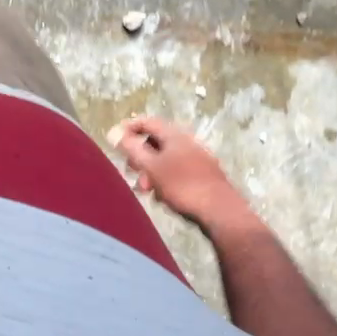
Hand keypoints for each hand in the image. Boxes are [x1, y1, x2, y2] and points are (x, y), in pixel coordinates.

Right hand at [111, 116, 250, 228]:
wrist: (223, 213)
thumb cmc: (183, 186)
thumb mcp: (151, 166)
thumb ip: (131, 148)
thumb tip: (113, 132)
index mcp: (175, 135)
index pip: (146, 122)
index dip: (128, 128)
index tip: (115, 141)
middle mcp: (188, 142)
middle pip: (156, 141)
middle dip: (140, 154)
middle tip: (131, 169)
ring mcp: (199, 159)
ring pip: (167, 158)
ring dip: (152, 170)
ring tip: (146, 189)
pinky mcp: (206, 176)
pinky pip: (179, 170)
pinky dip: (166, 177)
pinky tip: (164, 195)